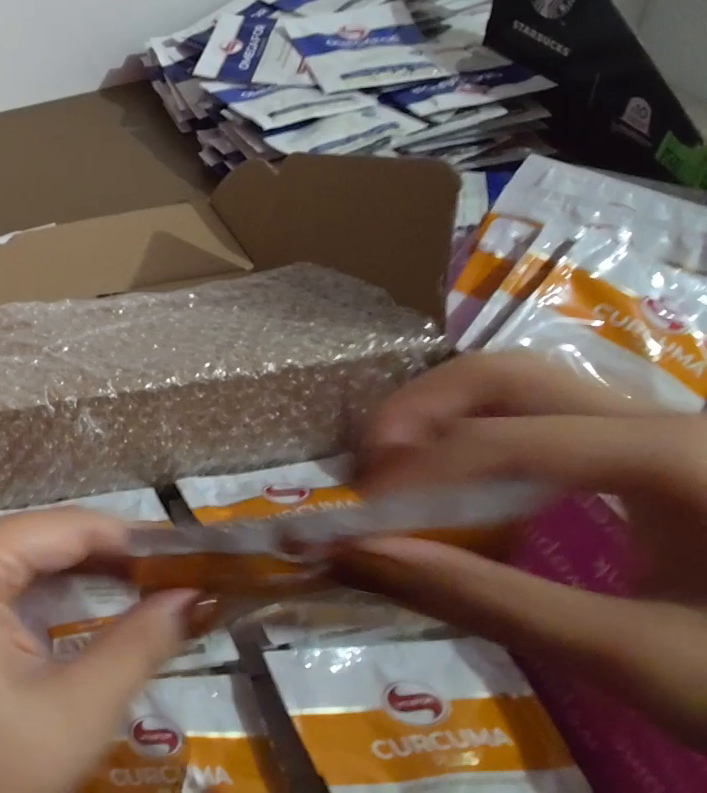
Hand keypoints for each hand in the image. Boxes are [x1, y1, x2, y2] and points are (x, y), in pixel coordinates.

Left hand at [0, 509, 214, 792]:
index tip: (205, 555)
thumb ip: (138, 643)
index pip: (66, 528)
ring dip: (89, 571)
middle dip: (116, 556)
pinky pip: (2, 578)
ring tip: (164, 587)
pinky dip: (51, 588)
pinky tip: (102, 600)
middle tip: (194, 576)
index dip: (138, 540)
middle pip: (43, 537)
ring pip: (26, 555)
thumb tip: (196, 595)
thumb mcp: (74, 709)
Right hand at [336, 351, 706, 746]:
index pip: (508, 438)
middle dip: (422, 409)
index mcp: (685, 457)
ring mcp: (671, 436)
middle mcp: (674, 422)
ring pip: (529, 387)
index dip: (417, 474)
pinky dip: (484, 439)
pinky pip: (551, 423)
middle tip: (369, 464)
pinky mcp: (664, 462)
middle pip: (514, 373)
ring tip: (396, 466)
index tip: (356, 523)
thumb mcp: (638, 657)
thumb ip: (487, 599)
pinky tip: (460, 486)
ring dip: (445, 416)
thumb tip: (357, 556)